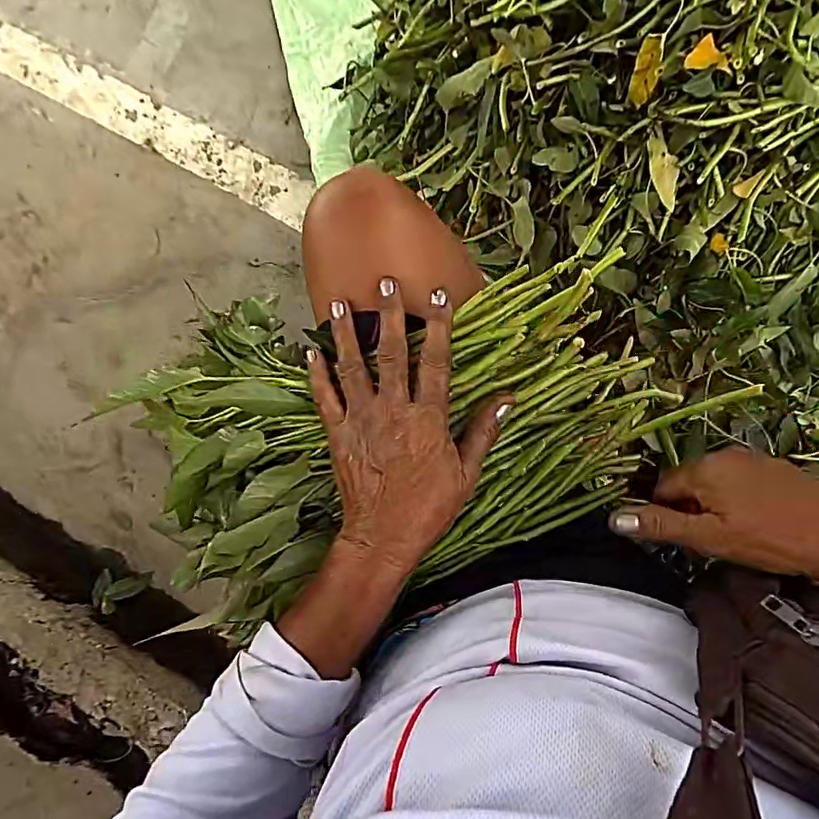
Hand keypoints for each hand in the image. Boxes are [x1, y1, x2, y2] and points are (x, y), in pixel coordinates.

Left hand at [305, 277, 509, 577]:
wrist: (382, 536)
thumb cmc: (430, 507)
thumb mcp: (466, 473)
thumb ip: (482, 431)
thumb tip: (507, 400)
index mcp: (429, 419)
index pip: (437, 363)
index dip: (440, 328)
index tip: (439, 297)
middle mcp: (394, 411)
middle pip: (393, 354)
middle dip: (391, 315)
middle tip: (385, 282)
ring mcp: (362, 420)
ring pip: (354, 367)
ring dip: (348, 334)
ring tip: (343, 303)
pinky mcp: (338, 434)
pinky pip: (325, 397)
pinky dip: (317, 374)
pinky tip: (311, 351)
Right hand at [608, 448, 818, 587]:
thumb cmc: (772, 540)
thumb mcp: (710, 538)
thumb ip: (662, 525)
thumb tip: (616, 518)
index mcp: (706, 468)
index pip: (662, 488)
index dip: (664, 517)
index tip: (681, 543)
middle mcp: (728, 456)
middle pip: (690, 484)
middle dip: (690, 512)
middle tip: (708, 546)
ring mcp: (756, 460)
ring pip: (717, 486)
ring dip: (714, 509)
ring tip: (735, 540)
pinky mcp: (778, 471)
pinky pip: (742, 485)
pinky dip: (739, 504)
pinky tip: (759, 529)